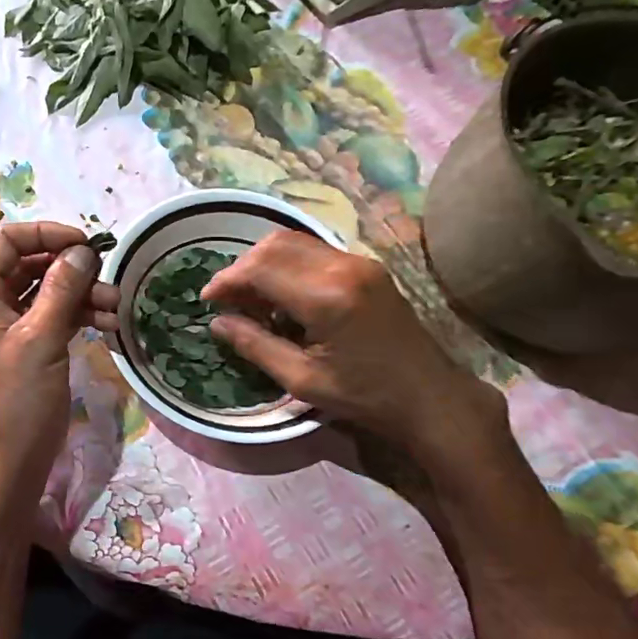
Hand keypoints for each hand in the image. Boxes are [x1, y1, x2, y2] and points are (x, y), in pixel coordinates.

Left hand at [0, 222, 119, 493]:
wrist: (11, 459)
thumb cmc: (18, 398)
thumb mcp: (41, 338)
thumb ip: (62, 289)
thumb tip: (83, 251)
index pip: (7, 240)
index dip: (46, 234)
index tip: (85, 244)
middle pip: (32, 263)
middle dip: (72, 268)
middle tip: (108, 278)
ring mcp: (10, 324)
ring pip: (49, 290)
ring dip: (83, 292)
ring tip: (116, 306)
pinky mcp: (30, 343)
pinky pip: (56, 314)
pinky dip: (80, 313)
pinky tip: (109, 322)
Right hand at [202, 232, 501, 453]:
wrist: (429, 396)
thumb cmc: (363, 396)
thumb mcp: (300, 379)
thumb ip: (254, 345)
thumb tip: (216, 323)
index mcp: (326, 297)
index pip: (260, 268)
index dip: (227, 280)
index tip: (208, 301)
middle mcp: (343, 267)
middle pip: (274, 245)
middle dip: (242, 268)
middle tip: (228, 300)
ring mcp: (359, 263)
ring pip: (293, 242)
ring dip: (263, 264)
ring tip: (251, 300)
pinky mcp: (366, 267)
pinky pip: (313, 252)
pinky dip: (286, 266)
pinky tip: (281, 298)